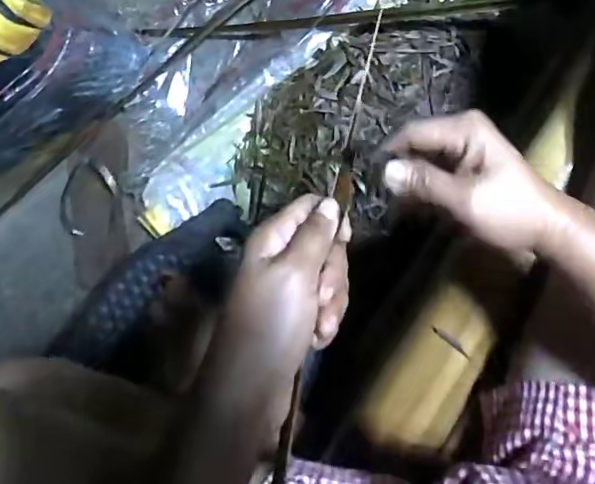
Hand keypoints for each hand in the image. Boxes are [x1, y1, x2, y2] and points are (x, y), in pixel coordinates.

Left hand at [190, 193, 350, 435]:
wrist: (250, 392)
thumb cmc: (271, 324)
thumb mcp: (296, 272)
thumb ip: (316, 234)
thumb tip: (330, 201)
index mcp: (273, 238)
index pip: (309, 205)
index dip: (332, 217)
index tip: (344, 239)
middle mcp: (280, 256)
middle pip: (325, 241)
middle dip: (333, 270)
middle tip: (323, 294)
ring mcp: (288, 287)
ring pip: (329, 275)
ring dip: (333, 300)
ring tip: (320, 325)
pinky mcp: (296, 313)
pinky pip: (325, 303)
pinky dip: (326, 319)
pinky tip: (317, 338)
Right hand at [380, 110, 571, 256]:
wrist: (549, 229)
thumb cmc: (511, 211)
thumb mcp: (465, 200)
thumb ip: (425, 183)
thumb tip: (386, 171)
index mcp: (464, 128)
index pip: (414, 132)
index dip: (389, 153)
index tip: (365, 177)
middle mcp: (462, 130)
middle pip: (417, 145)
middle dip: (398, 169)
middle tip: (373, 195)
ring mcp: (464, 148)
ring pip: (423, 160)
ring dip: (409, 182)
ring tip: (388, 205)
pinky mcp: (465, 166)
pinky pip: (435, 171)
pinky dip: (423, 189)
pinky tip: (409, 209)